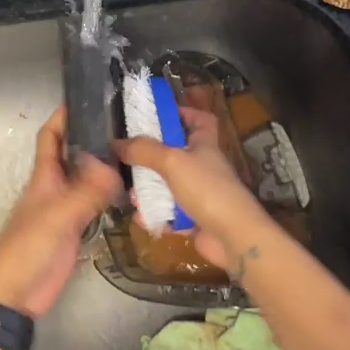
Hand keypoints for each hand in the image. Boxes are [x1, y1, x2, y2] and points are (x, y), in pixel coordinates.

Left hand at [0, 107, 123, 316]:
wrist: (14, 294)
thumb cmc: (27, 250)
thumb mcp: (57, 217)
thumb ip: (85, 192)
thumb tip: (112, 164)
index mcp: (43, 177)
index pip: (51, 137)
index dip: (64, 116)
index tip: (85, 98)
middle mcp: (54, 188)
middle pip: (73, 155)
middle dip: (92, 138)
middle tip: (125, 125)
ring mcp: (63, 210)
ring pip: (85, 180)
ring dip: (104, 167)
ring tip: (134, 154)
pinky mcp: (73, 232)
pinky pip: (93, 206)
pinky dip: (108, 197)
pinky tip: (127, 193)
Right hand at [116, 106, 278, 276]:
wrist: (233, 237)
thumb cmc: (207, 189)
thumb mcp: (172, 161)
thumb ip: (144, 150)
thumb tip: (116, 143)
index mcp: (205, 145)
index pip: (200, 120)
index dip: (183, 113)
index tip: (159, 115)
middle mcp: (203, 166)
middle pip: (175, 154)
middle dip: (151, 158)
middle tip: (129, 160)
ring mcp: (200, 194)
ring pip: (168, 186)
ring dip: (148, 190)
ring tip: (132, 196)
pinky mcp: (195, 218)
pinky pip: (169, 212)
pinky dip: (155, 215)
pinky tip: (142, 218)